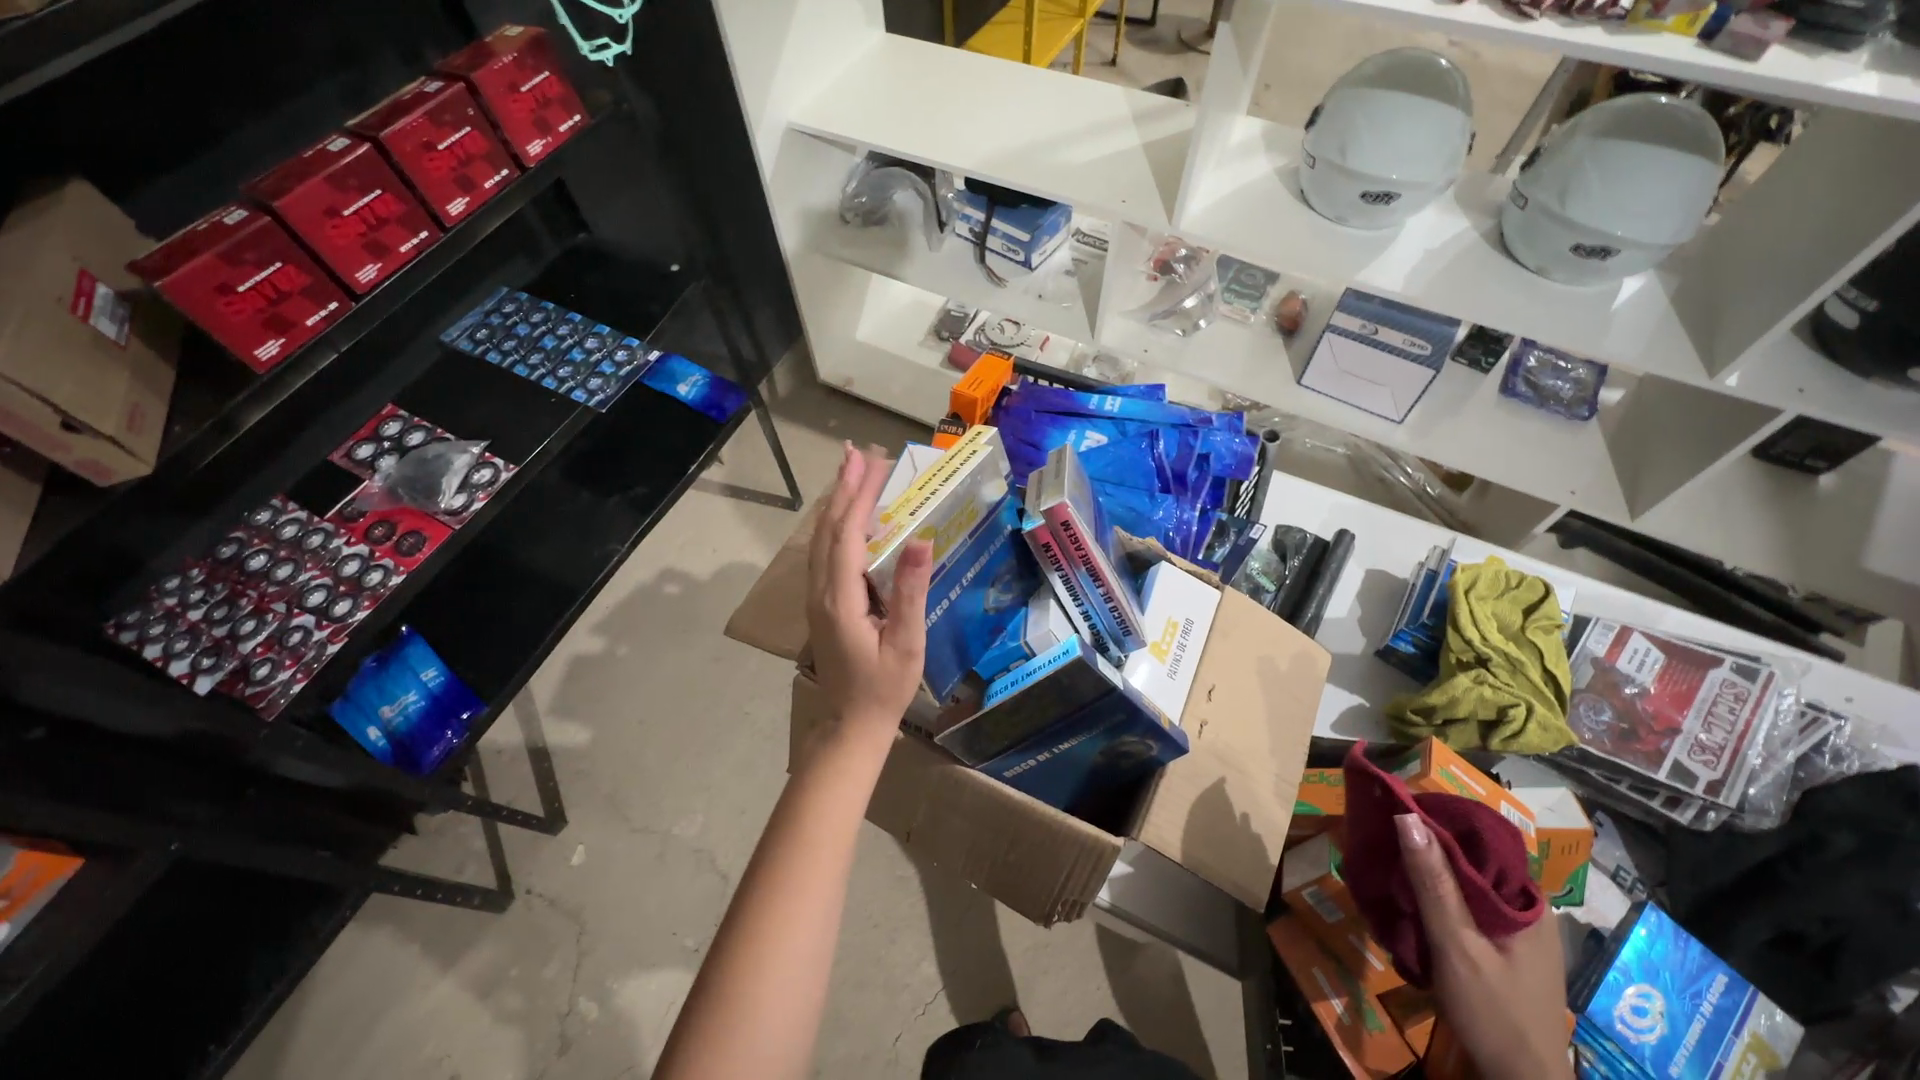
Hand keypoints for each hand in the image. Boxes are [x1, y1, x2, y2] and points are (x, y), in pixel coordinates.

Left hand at [807, 443, 932, 746]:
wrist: (851, 724)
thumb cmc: (884, 688)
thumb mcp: (907, 643)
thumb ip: (911, 591)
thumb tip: (920, 539)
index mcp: (841, 598)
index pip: (848, 535)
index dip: (859, 496)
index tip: (872, 462)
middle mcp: (822, 591)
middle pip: (829, 528)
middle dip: (844, 487)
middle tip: (860, 452)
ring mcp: (817, 597)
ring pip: (822, 539)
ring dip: (837, 502)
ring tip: (851, 470)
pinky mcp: (822, 603)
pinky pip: (825, 553)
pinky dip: (836, 525)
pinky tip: (847, 515)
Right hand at [1398, 814, 1573, 1079]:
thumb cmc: (1492, 1011)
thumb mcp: (1456, 945)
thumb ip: (1433, 883)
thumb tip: (1408, 817)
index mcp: (1527, 900)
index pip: (1483, 839)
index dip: (1440, 821)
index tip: (1397, 810)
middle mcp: (1530, 908)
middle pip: (1476, 861)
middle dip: (1431, 849)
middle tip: (1385, 840)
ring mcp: (1522, 932)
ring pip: (1472, 886)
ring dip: (1434, 877)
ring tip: (1392, 868)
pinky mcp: (1509, 952)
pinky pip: (1472, 910)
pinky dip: (1443, 902)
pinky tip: (1415, 906)